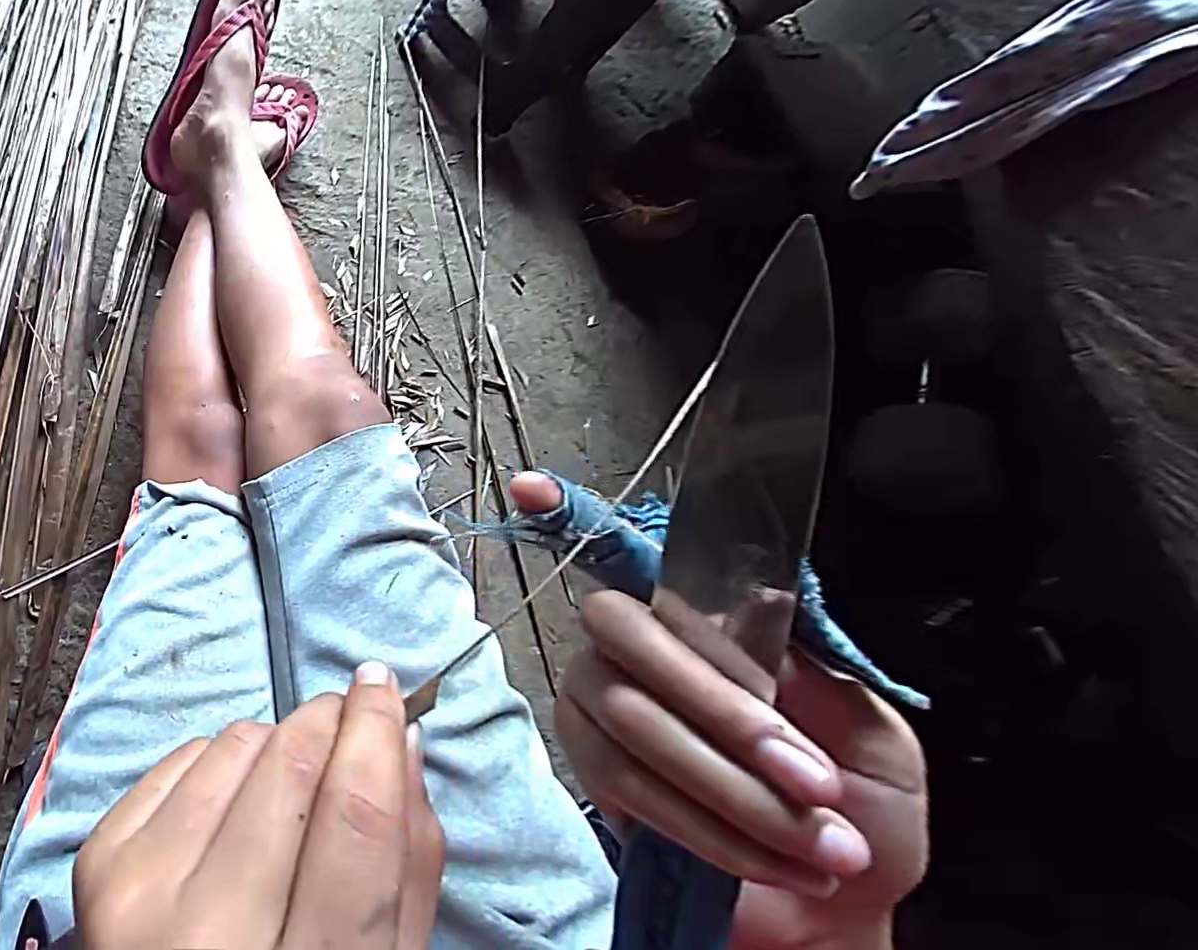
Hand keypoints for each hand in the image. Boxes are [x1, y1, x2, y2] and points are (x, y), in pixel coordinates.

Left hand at [73, 661, 446, 948]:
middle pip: (289, 769)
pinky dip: (220, 759)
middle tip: (343, 715)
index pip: (352, 820)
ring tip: (284, 785)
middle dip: (326, 720)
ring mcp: (141, 893)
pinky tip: (231, 801)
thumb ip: (406, 859)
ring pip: (234, 746)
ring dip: (274, 744)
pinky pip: (182, 756)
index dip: (373, 734)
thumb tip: (399, 736)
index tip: (380, 683)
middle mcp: (208, 933)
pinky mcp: (100, 860)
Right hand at [512, 474, 927, 949]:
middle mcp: (626, 643)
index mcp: (692, 619)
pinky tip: (763, 858)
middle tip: (810, 780)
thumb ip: (811, 665)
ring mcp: (593, 694)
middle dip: (719, 708)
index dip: (565, 514)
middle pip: (626, 631)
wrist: (829, 906)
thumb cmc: (850, 808)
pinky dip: (702, 824)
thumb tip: (754, 598)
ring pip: (631, 714)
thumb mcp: (866, 733)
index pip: (621, 553)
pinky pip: (623, 777)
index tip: (528, 487)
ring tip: (817, 845)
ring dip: (731, 787)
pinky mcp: (581, 754)